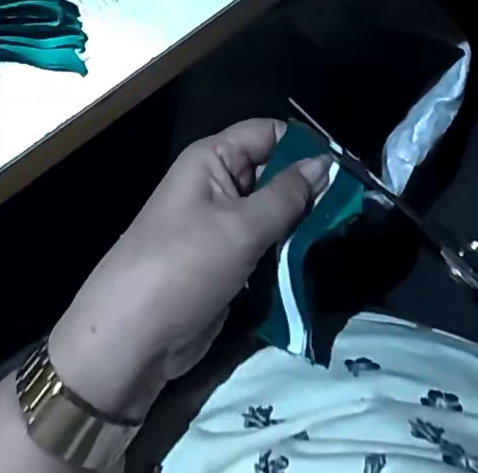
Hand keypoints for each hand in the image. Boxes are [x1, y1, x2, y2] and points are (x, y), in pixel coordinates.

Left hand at [50, 120, 330, 418]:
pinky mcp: (227, 256)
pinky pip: (266, 239)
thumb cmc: (183, 267)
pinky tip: (312, 255)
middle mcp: (218, 182)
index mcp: (214, 159)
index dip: (306, 145)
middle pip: (275, 169)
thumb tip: (327, 164)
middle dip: (309, 185)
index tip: (344, 167)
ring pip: (274, 207)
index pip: (270, 133)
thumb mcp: (241, 227)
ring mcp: (222, 221)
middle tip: (349, 204)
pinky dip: (288, 245)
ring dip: (302, 219)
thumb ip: (289, 194)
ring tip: (337, 230)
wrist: (128, 344)